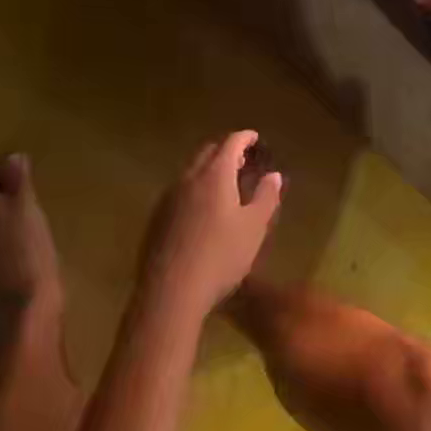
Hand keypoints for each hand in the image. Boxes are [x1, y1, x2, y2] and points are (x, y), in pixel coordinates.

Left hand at [138, 130, 283, 313]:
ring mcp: (168, 198)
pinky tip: (202, 210)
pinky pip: (179, 191)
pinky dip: (195, 188)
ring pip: (191, 171)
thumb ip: (266, 197)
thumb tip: (273, 175)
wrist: (170, 293)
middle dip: (226, 150)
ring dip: (209, 170)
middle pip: (208, 152)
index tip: (255, 138)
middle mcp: (189, 179)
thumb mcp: (253, 228)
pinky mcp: (157, 218)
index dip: (244, 138)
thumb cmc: (220, 256)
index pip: (231, 143)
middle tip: (242, 160)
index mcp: (215, 175)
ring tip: (225, 185)